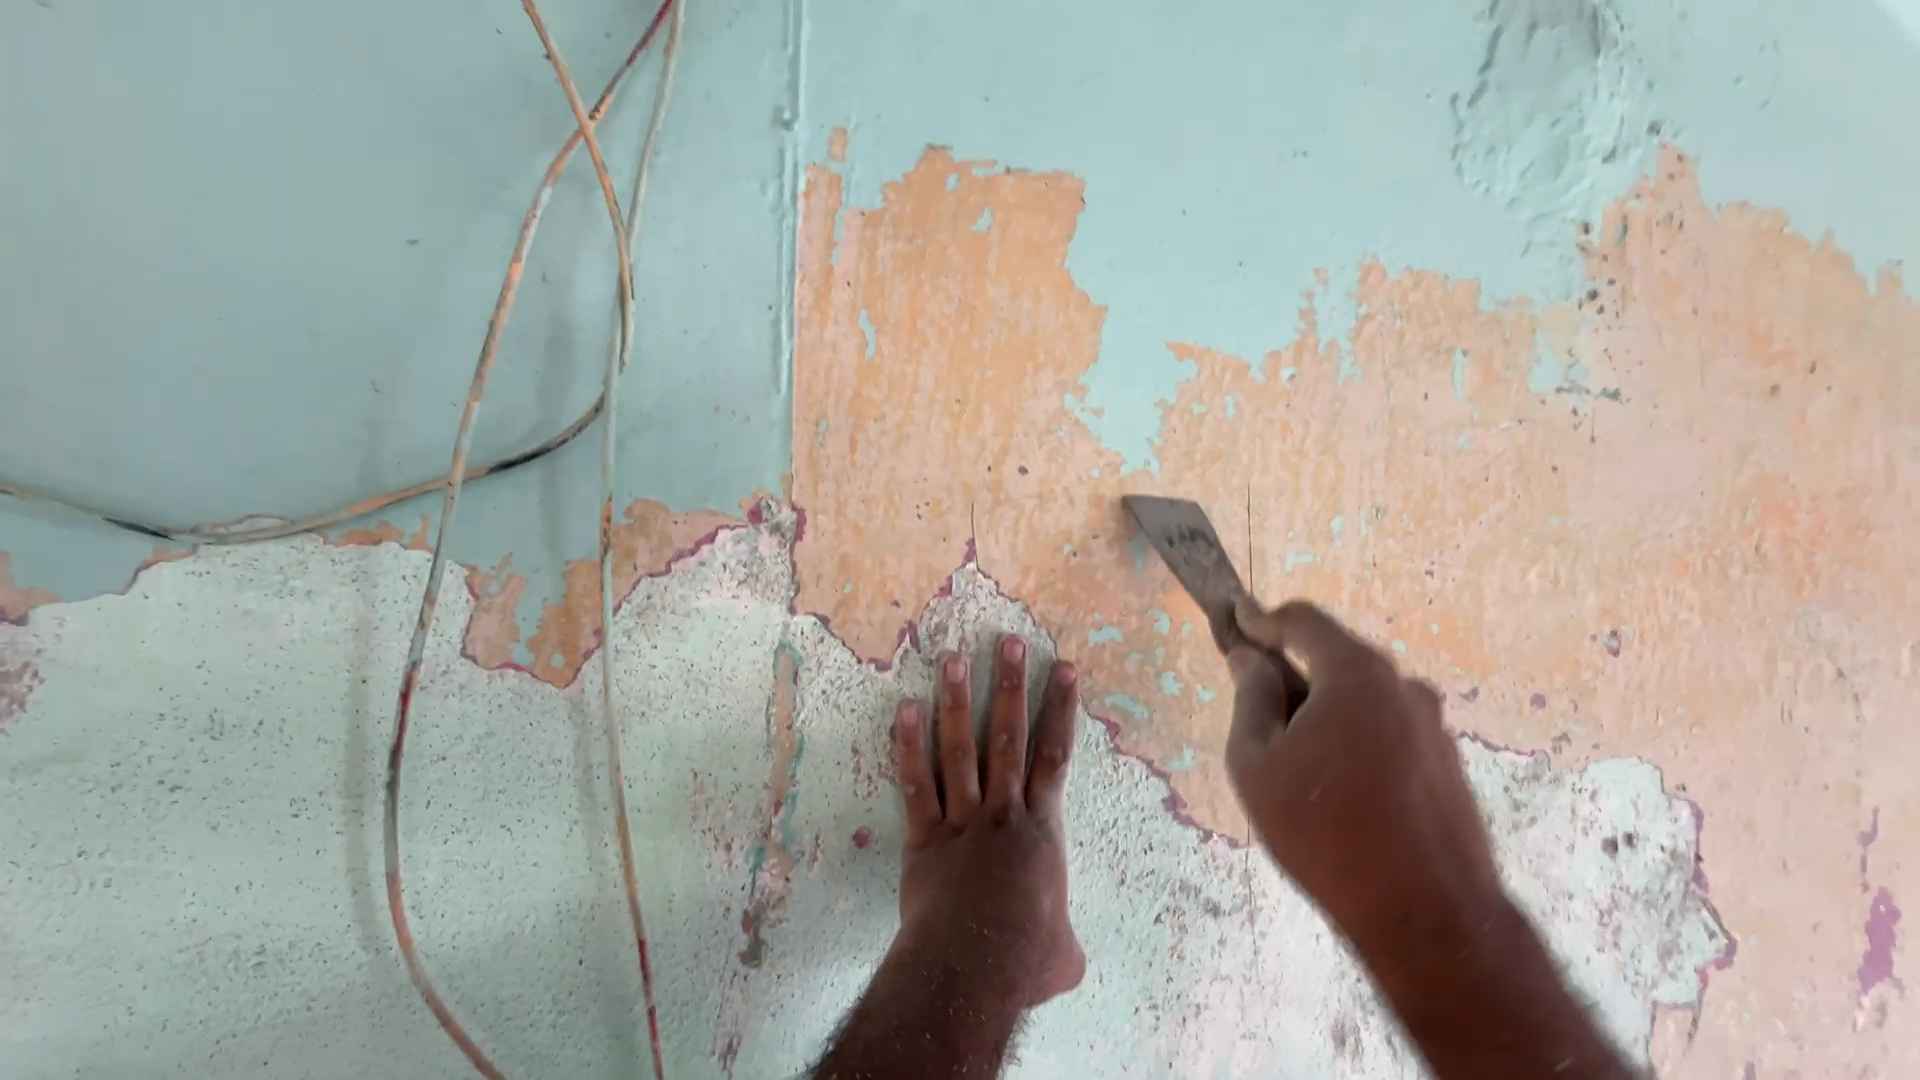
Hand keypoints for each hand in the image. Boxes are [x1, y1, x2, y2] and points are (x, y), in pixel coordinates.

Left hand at [890, 635, 1085, 1007]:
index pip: (1056, 755)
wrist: (973, 969)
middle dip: (1010, 687)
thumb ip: (1063, 941)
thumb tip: (1064, 957)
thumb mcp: (1061, 955)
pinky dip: (908, 746)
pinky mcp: (924, 835)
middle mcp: (1003, 811)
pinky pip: (915, 783)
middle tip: (1009, 643)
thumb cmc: (1024, 961)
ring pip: (960, 748)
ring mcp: (961, 818)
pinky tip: (904, 709)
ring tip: (953, 658)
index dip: (1062, 709)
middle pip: (1008, 736)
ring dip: (957, 701)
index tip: (1065, 668)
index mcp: (1042, 830)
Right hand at [1223, 598, 1500, 956]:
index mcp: (1356, 674)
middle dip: (1291, 674)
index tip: (1234, 616)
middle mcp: (1403, 687)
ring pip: (1360, 701)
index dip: (1261, 618)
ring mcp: (1432, 727)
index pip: (1302, 622)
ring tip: (1294, 768)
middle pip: (1334, 660)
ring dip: (1322, 713)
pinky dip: (1352, 741)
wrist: (1428, 915)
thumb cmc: (1323, 829)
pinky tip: (1335, 793)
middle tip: (1255, 711)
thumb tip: (1251, 660)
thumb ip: (1252, 698)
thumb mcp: (1257, 761)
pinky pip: (1385, 733)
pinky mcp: (1446, 765)